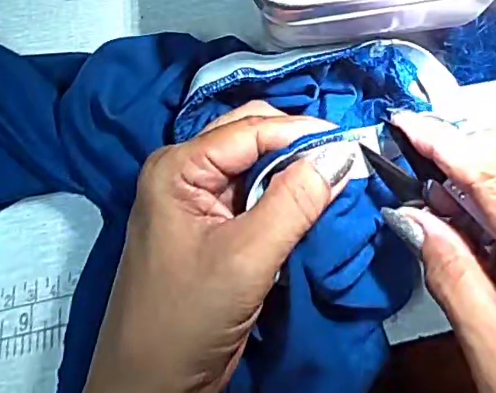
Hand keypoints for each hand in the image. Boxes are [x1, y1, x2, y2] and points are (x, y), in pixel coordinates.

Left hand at [86, 101, 355, 392]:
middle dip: (294, 142)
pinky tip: (306, 196)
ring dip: (290, 166)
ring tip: (331, 171)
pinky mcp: (207, 220)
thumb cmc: (185, 320)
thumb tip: (337, 156)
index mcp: (177, 165)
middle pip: (249, 135)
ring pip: (252, 160)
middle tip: (341, 155)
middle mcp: (183, 168)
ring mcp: (193, 194)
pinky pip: (250, 188)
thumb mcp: (244, 260)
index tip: (347, 140)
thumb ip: (291, 204)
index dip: (299, 131)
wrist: (147, 390)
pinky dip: (280, 189)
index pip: (248, 129)